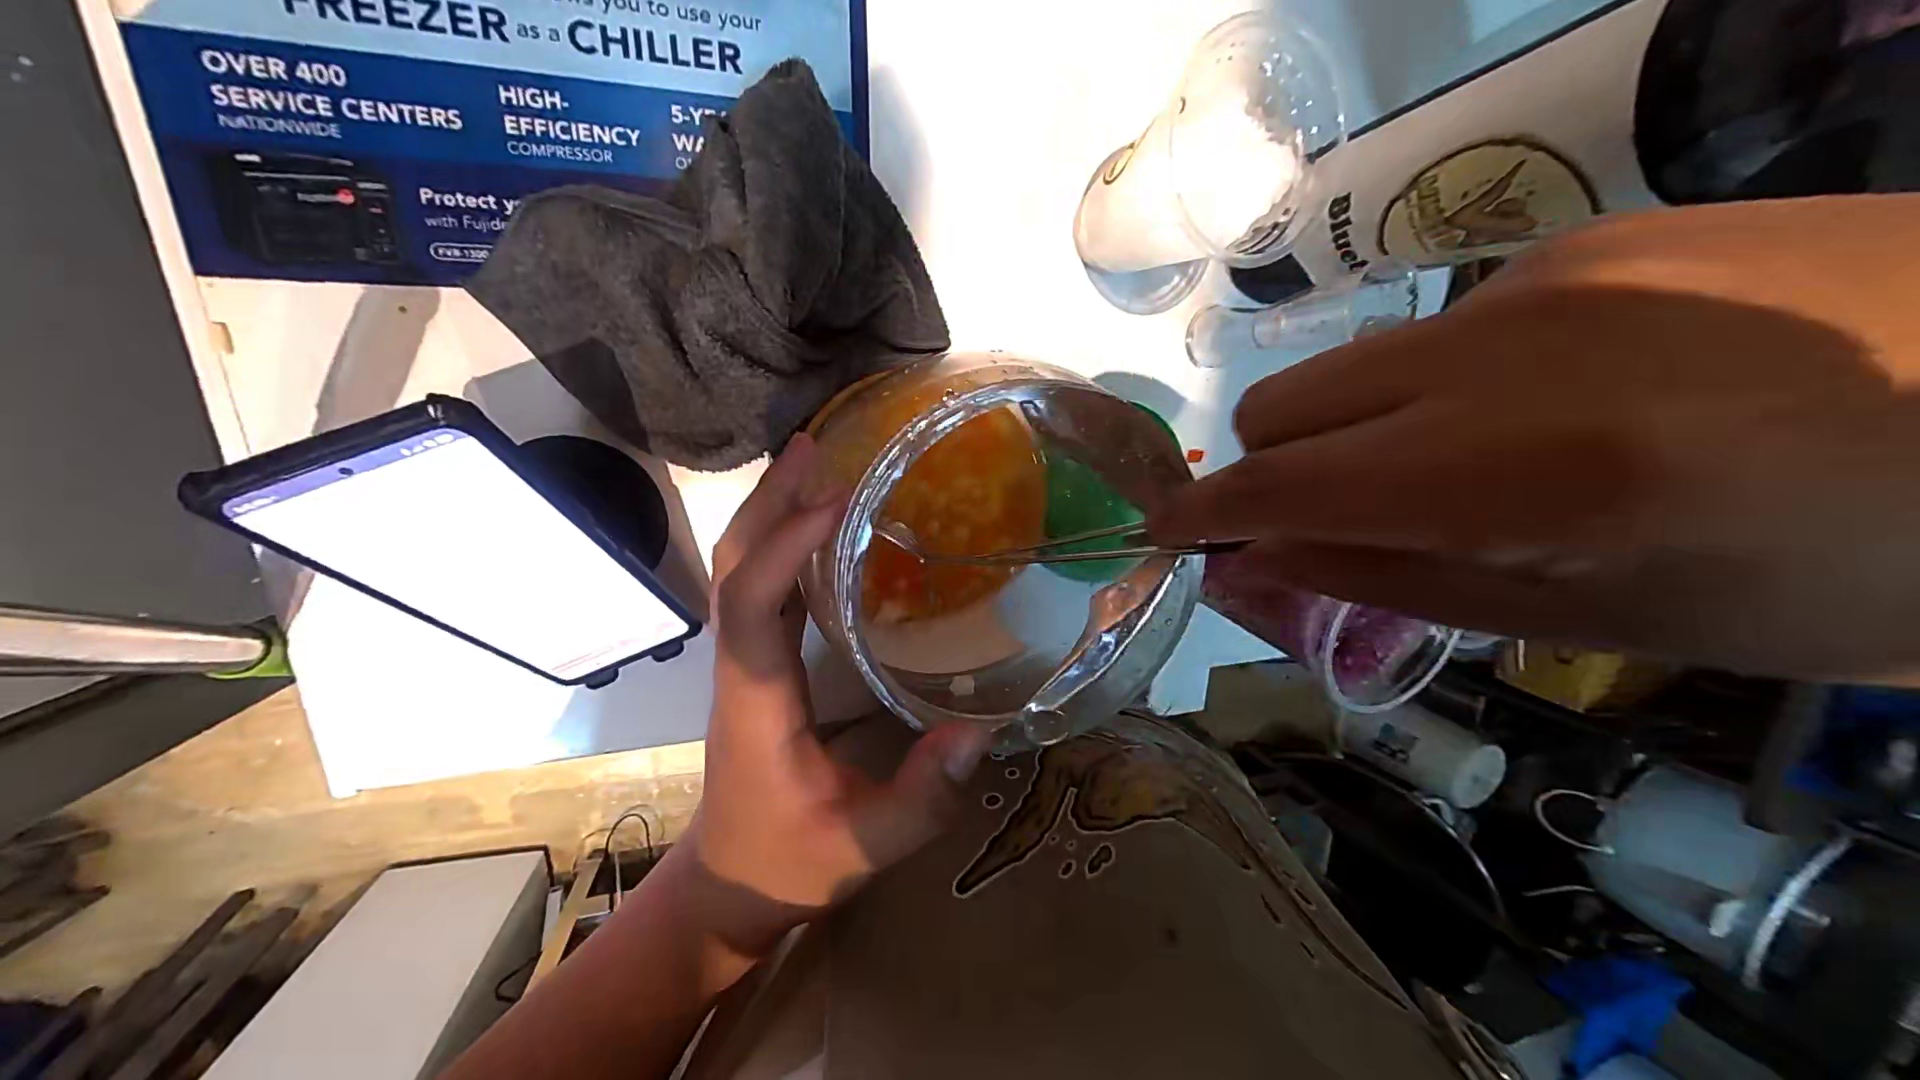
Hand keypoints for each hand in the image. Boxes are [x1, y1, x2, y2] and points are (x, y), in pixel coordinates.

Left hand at [671, 432, 989, 958]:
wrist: (730, 882)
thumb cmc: (790, 862)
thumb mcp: (865, 845)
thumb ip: (922, 799)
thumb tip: (980, 733)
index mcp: (757, 701)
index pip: (752, 606)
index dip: (785, 547)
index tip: (836, 500)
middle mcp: (739, 668)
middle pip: (733, 566)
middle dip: (770, 501)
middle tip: (816, 446)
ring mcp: (742, 662)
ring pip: (738, 568)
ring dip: (771, 510)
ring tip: (815, 463)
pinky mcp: (757, 664)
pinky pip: (760, 586)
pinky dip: (782, 542)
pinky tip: (818, 523)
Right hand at [1153, 195, 1919, 679]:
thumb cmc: (1842, 568)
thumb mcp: (1591, 617)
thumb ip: (1392, 582)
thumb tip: (1263, 563)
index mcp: (1509, 467)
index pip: (1283, 483)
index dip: (1207, 515)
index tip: (1166, 534)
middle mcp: (1497, 346)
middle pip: (1282, 405)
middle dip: (1268, 471)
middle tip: (1321, 519)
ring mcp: (1540, 275)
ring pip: (1350, 362)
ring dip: (1347, 428)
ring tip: (1440, 466)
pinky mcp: (1587, 236)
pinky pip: (1438, 326)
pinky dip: (1430, 385)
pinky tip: (1534, 406)